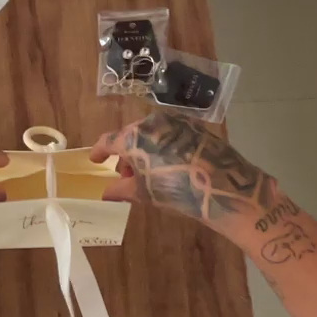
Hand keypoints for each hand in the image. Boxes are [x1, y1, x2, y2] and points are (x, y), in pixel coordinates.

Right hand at [91, 113, 275, 234]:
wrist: (221, 187)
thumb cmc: (175, 191)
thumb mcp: (144, 193)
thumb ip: (122, 189)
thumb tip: (107, 192)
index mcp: (134, 137)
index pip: (109, 141)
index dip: (99, 151)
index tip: (95, 159)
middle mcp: (153, 122)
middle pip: (131, 136)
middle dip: (126, 154)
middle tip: (127, 174)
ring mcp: (176, 122)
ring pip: (151, 134)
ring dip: (145, 150)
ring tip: (149, 172)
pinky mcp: (194, 127)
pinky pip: (169, 134)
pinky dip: (162, 147)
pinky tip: (168, 164)